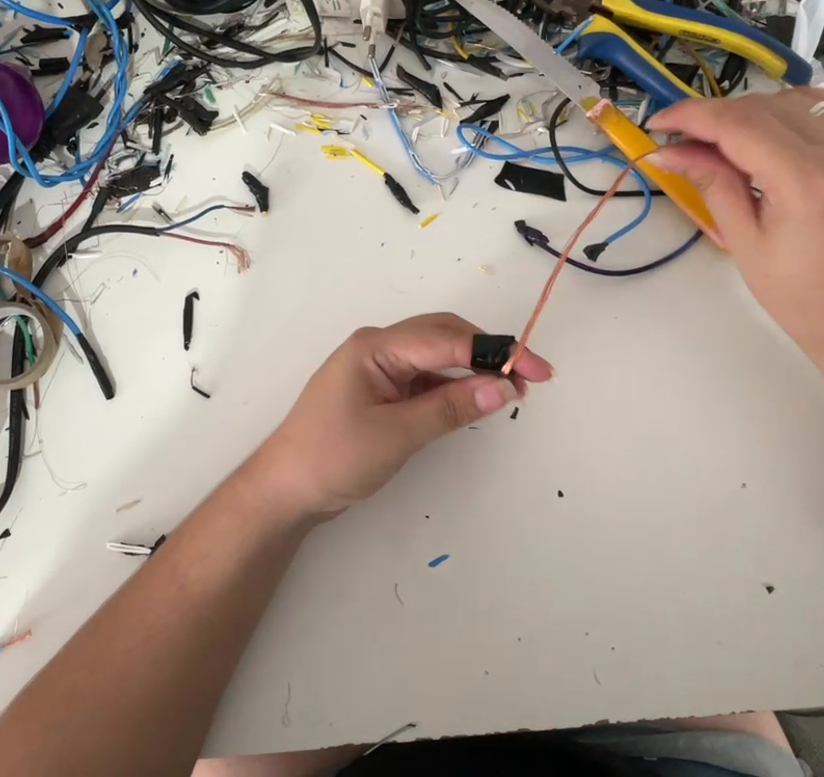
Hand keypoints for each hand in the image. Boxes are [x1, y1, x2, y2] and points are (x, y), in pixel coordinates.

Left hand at [242, 313, 552, 520]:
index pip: (446, 339)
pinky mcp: (380, 391)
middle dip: (487, 352)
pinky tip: (475, 400)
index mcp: (375, 347)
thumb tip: (504, 387)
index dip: (496, 352)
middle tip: (532, 377)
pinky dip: (452, 386)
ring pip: (436, 356)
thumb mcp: (396, 434)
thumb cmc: (333, 457)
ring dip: (472, 369)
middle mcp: (377, 348)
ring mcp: (378, 369)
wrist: (286, 488)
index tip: (537, 369)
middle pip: (443, 336)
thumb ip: (450, 409)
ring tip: (512, 390)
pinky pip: (425, 378)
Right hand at [647, 90, 823, 368]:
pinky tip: (780, 130)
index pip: (737, 124)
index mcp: (807, 183)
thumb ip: (711, 184)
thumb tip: (667, 151)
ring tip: (733, 142)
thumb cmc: (806, 298)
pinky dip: (801, 108)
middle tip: (687, 144)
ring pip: (801, 98)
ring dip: (757, 111)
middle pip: (765, 106)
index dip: (691, 116)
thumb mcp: (744, 244)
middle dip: (717, 117)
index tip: (659, 123)